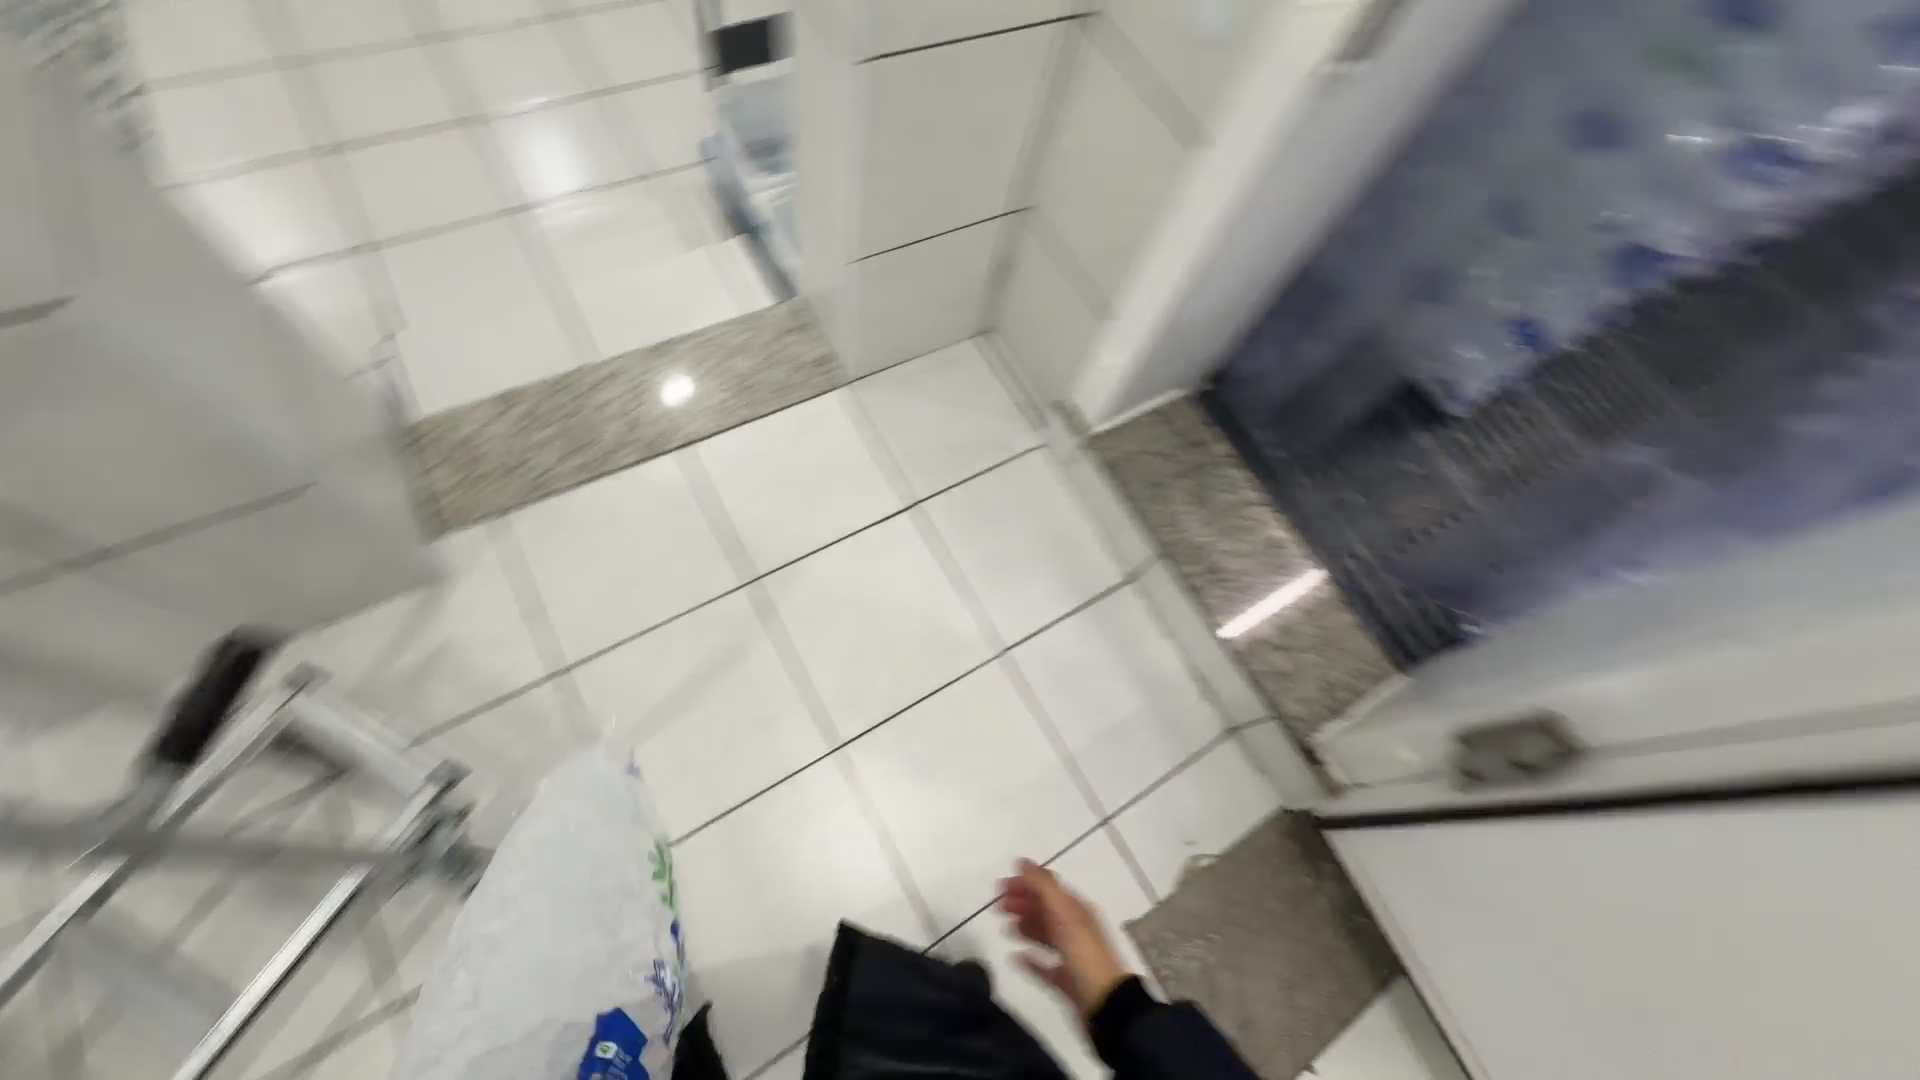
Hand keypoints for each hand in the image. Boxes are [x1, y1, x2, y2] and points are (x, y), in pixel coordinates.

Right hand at [997, 858, 1130, 1021]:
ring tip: (1004, 928)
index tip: (999, 887)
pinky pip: (1044, 965)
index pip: (1049, 889)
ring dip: (1024, 927)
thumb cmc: (1085, 955)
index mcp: (1078, 911)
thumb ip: (1044, 887)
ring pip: (1044, 935)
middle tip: (996, 907)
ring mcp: (1071, 956)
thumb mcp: (1065, 914)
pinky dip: (1030, 959)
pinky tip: (1016, 958)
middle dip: (1021, 904)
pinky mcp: (1066, 981)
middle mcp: (1076, 929)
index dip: (1025, 884)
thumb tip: (1022, 862)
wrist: (1106, 1006)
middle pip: (1045, 910)